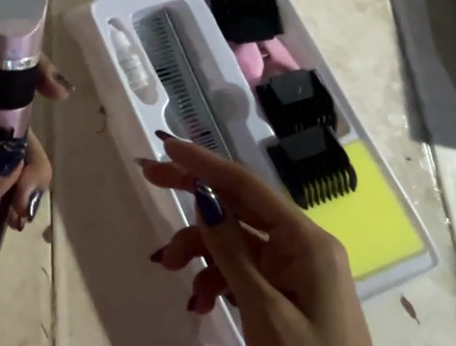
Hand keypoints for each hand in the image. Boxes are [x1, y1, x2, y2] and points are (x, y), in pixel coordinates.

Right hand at [142, 136, 371, 345]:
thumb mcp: (264, 310)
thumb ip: (230, 250)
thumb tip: (203, 196)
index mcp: (307, 241)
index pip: (247, 185)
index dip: (205, 163)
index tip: (165, 145)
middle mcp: (302, 246)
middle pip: (238, 205)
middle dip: (193, 198)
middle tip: (148, 177)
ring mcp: (294, 271)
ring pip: (233, 239)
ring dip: (198, 249)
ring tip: (168, 268)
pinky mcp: (286, 294)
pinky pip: (241, 269)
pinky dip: (215, 278)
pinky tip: (200, 300)